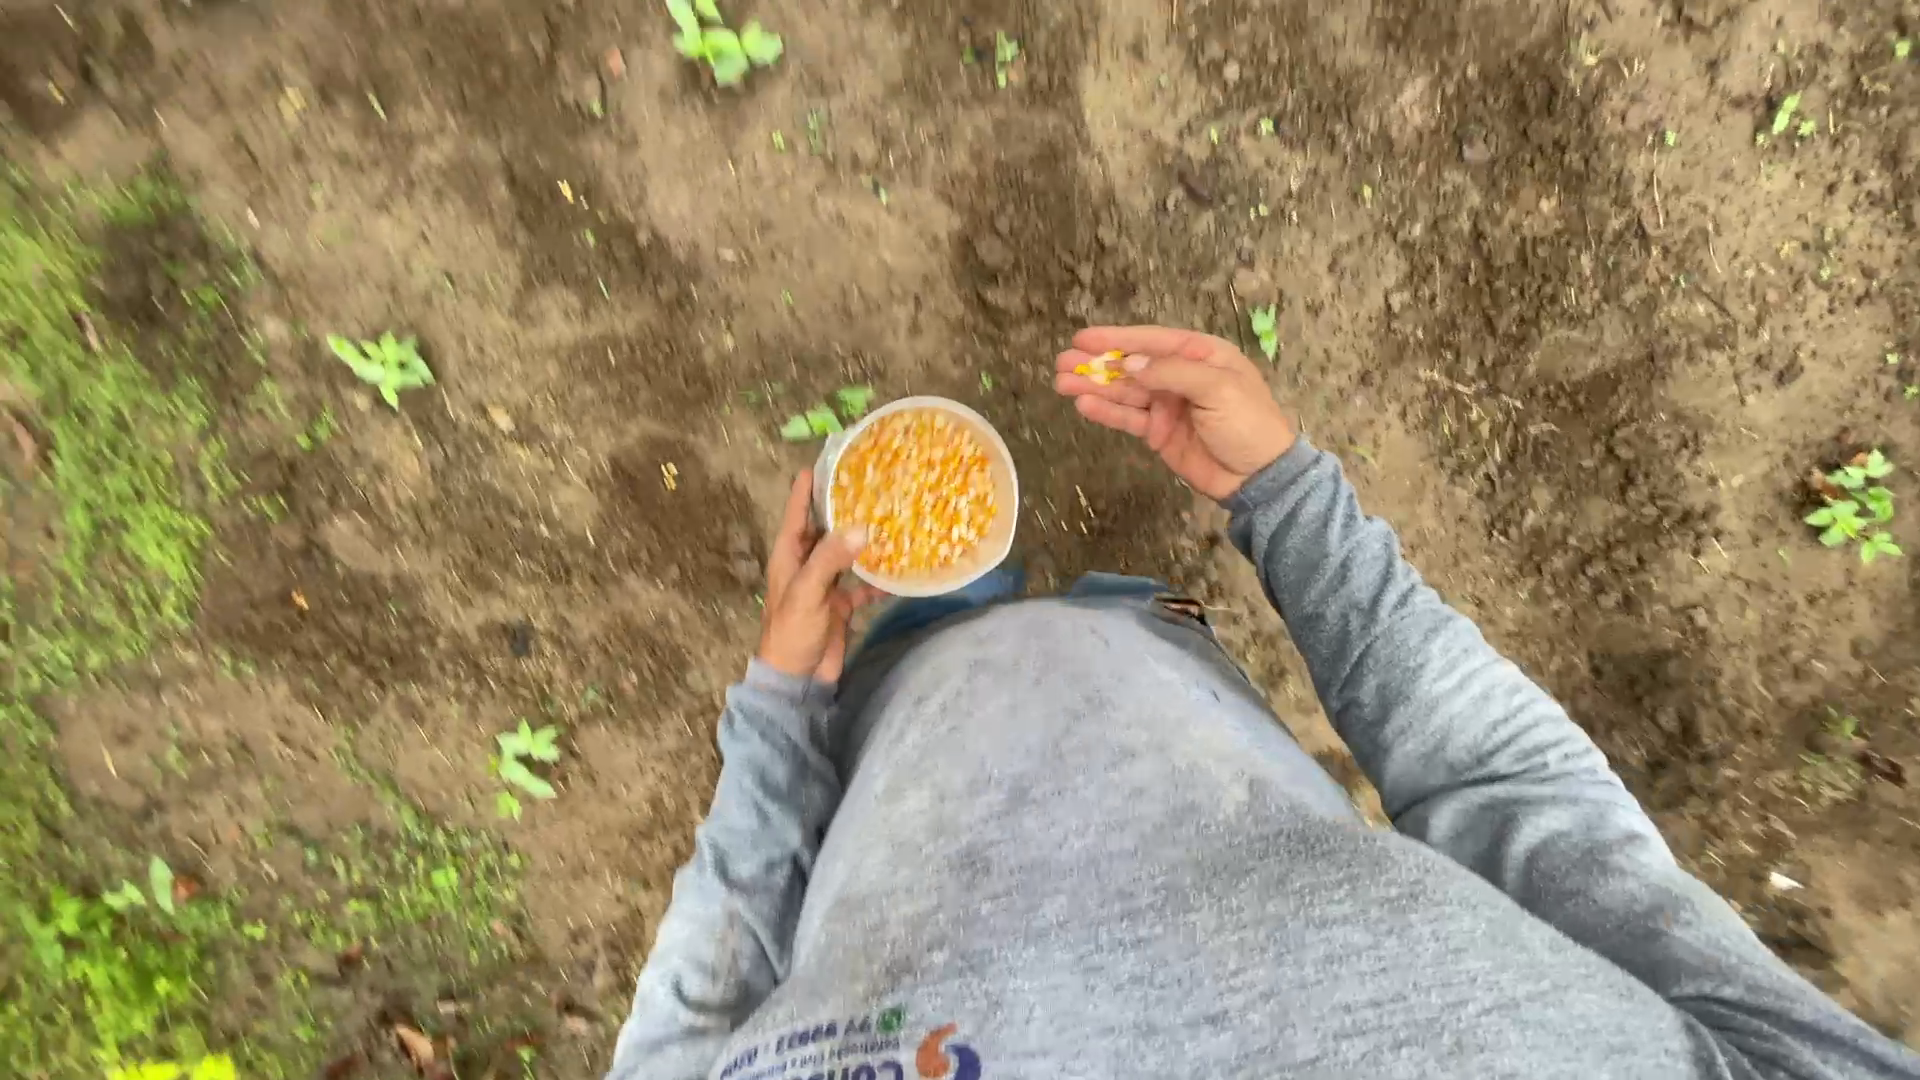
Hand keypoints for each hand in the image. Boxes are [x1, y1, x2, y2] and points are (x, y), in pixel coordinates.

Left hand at [757, 471, 883, 681]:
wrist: (797, 679)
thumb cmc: (792, 632)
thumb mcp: (808, 592)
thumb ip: (831, 559)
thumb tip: (861, 528)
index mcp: (789, 556)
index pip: (796, 513)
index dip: (805, 488)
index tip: (821, 463)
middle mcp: (806, 565)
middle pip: (824, 529)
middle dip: (843, 510)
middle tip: (869, 486)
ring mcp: (825, 585)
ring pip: (846, 555)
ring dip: (863, 541)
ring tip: (889, 519)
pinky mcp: (840, 605)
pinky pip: (862, 585)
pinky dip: (878, 579)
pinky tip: (898, 569)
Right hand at [1054, 326, 1295, 500]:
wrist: (1257, 477)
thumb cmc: (1247, 424)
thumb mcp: (1217, 388)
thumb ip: (1171, 372)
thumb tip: (1128, 363)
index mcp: (1200, 355)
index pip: (1151, 341)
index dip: (1116, 339)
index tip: (1082, 338)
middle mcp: (1179, 376)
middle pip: (1131, 366)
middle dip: (1096, 364)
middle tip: (1061, 363)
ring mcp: (1167, 406)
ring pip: (1124, 392)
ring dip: (1094, 387)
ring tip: (1061, 384)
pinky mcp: (1159, 433)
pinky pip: (1128, 419)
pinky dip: (1107, 412)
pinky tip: (1084, 406)